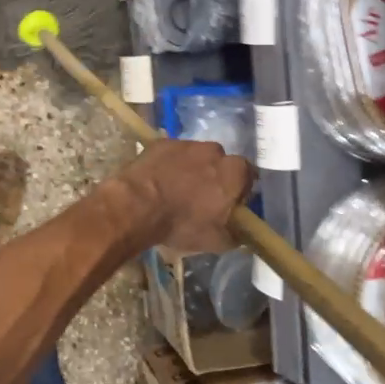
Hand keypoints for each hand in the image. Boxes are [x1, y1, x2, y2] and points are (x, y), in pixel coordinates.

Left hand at [114, 139, 253, 254]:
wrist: (137, 205)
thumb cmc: (183, 223)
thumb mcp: (218, 241)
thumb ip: (236, 233)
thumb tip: (240, 232)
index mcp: (235, 171)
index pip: (247, 177)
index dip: (238, 191)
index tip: (228, 204)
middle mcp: (214, 151)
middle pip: (220, 163)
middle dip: (214, 177)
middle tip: (200, 197)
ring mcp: (185, 143)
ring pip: (195, 156)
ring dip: (190, 169)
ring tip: (175, 189)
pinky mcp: (160, 142)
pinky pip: (171, 154)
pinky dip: (168, 164)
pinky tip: (158, 180)